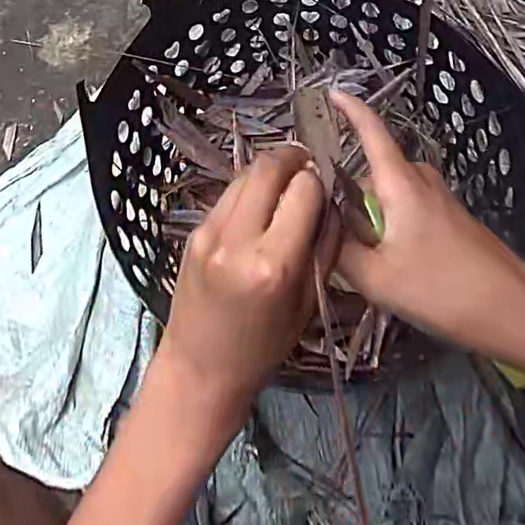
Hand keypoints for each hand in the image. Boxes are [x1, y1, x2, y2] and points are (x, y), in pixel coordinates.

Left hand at [156, 147, 328, 431]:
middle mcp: (237, 240)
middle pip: (268, 167)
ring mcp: (209, 232)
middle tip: (307, 164)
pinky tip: (259, 206)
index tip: (324, 187)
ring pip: (244, 174)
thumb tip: (330, 199)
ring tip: (285, 183)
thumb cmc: (264, 346)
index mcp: (273, 264)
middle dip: (292, 158)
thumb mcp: (308, 302)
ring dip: (269, 171)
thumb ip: (324, 246)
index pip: (303, 190)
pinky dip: (248, 190)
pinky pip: (227, 195)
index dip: (318, 183)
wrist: (200, 366)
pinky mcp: (193, 231)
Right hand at [329, 90, 524, 375]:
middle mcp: (420, 180)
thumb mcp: (376, 278)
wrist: (515, 313)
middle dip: (349, 203)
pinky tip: (399, 270)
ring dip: (371, 222)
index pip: (372, 130)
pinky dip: (391, 230)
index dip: (350, 108)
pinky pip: (406, 210)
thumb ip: (338, 250)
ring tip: (372, 267)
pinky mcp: (450, 216)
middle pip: (370, 176)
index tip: (331, 92)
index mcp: (400, 183)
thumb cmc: (443, 291)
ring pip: (387, 197)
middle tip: (342, 247)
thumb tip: (315, 228)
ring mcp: (438, 197)